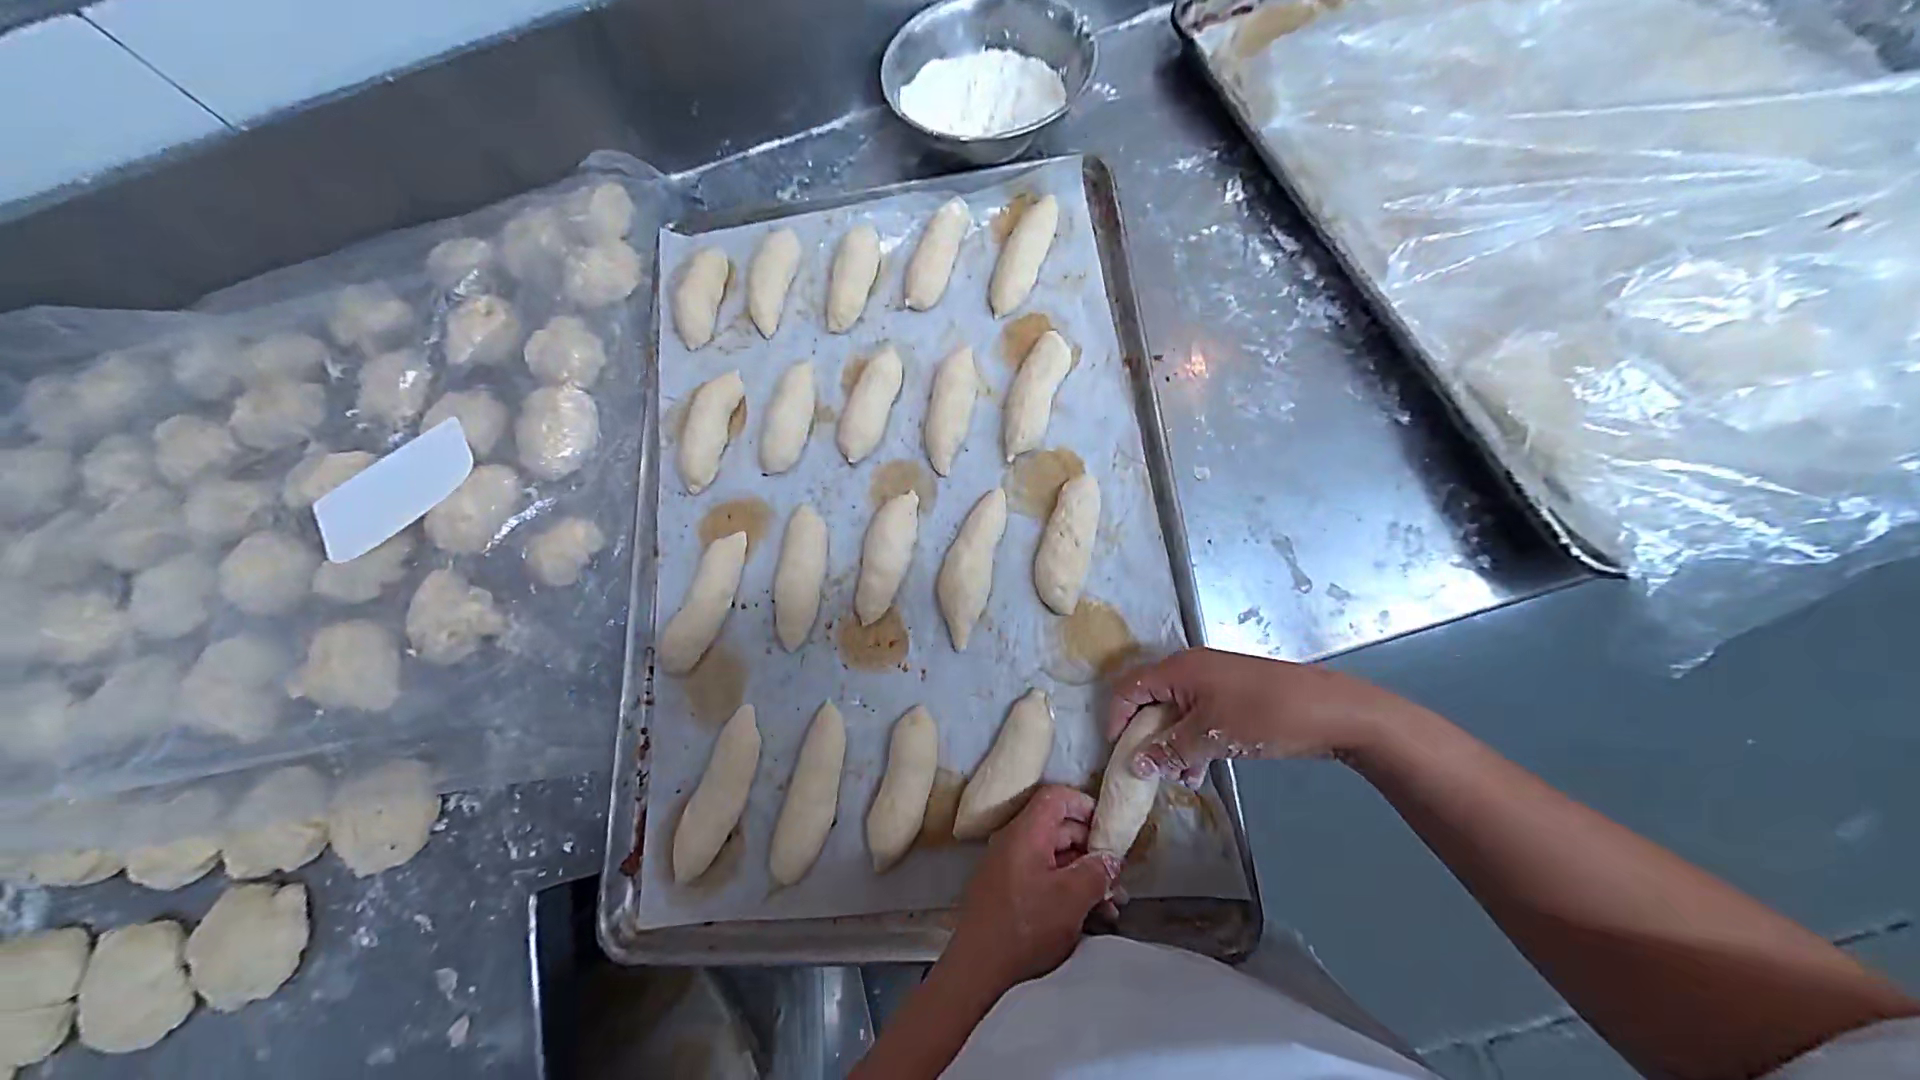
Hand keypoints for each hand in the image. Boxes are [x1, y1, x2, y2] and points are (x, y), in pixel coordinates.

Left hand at [944, 785, 1119, 995]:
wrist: (978, 971)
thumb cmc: (1025, 928)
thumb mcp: (1071, 898)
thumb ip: (1096, 871)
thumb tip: (1112, 858)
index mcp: (1026, 832)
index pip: (1056, 797)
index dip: (1085, 805)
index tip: (1110, 829)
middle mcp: (1015, 842)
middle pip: (1060, 828)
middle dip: (1093, 850)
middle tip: (1120, 876)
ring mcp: (1011, 867)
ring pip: (1056, 858)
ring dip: (1086, 876)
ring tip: (1114, 905)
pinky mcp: (1010, 892)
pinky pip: (1045, 878)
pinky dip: (1069, 890)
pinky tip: (1093, 916)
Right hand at [1107, 648, 1423, 786]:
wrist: (1335, 711)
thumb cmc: (1266, 716)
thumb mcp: (1212, 737)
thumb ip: (1169, 750)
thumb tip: (1135, 764)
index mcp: (1179, 669)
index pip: (1129, 689)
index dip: (1117, 719)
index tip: (1118, 753)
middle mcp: (1191, 670)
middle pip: (1151, 701)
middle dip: (1147, 737)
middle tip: (1150, 770)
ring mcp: (1215, 682)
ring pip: (1176, 713)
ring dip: (1172, 744)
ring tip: (1180, 777)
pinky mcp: (1234, 696)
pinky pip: (1199, 717)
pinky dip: (1194, 741)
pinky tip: (1200, 771)